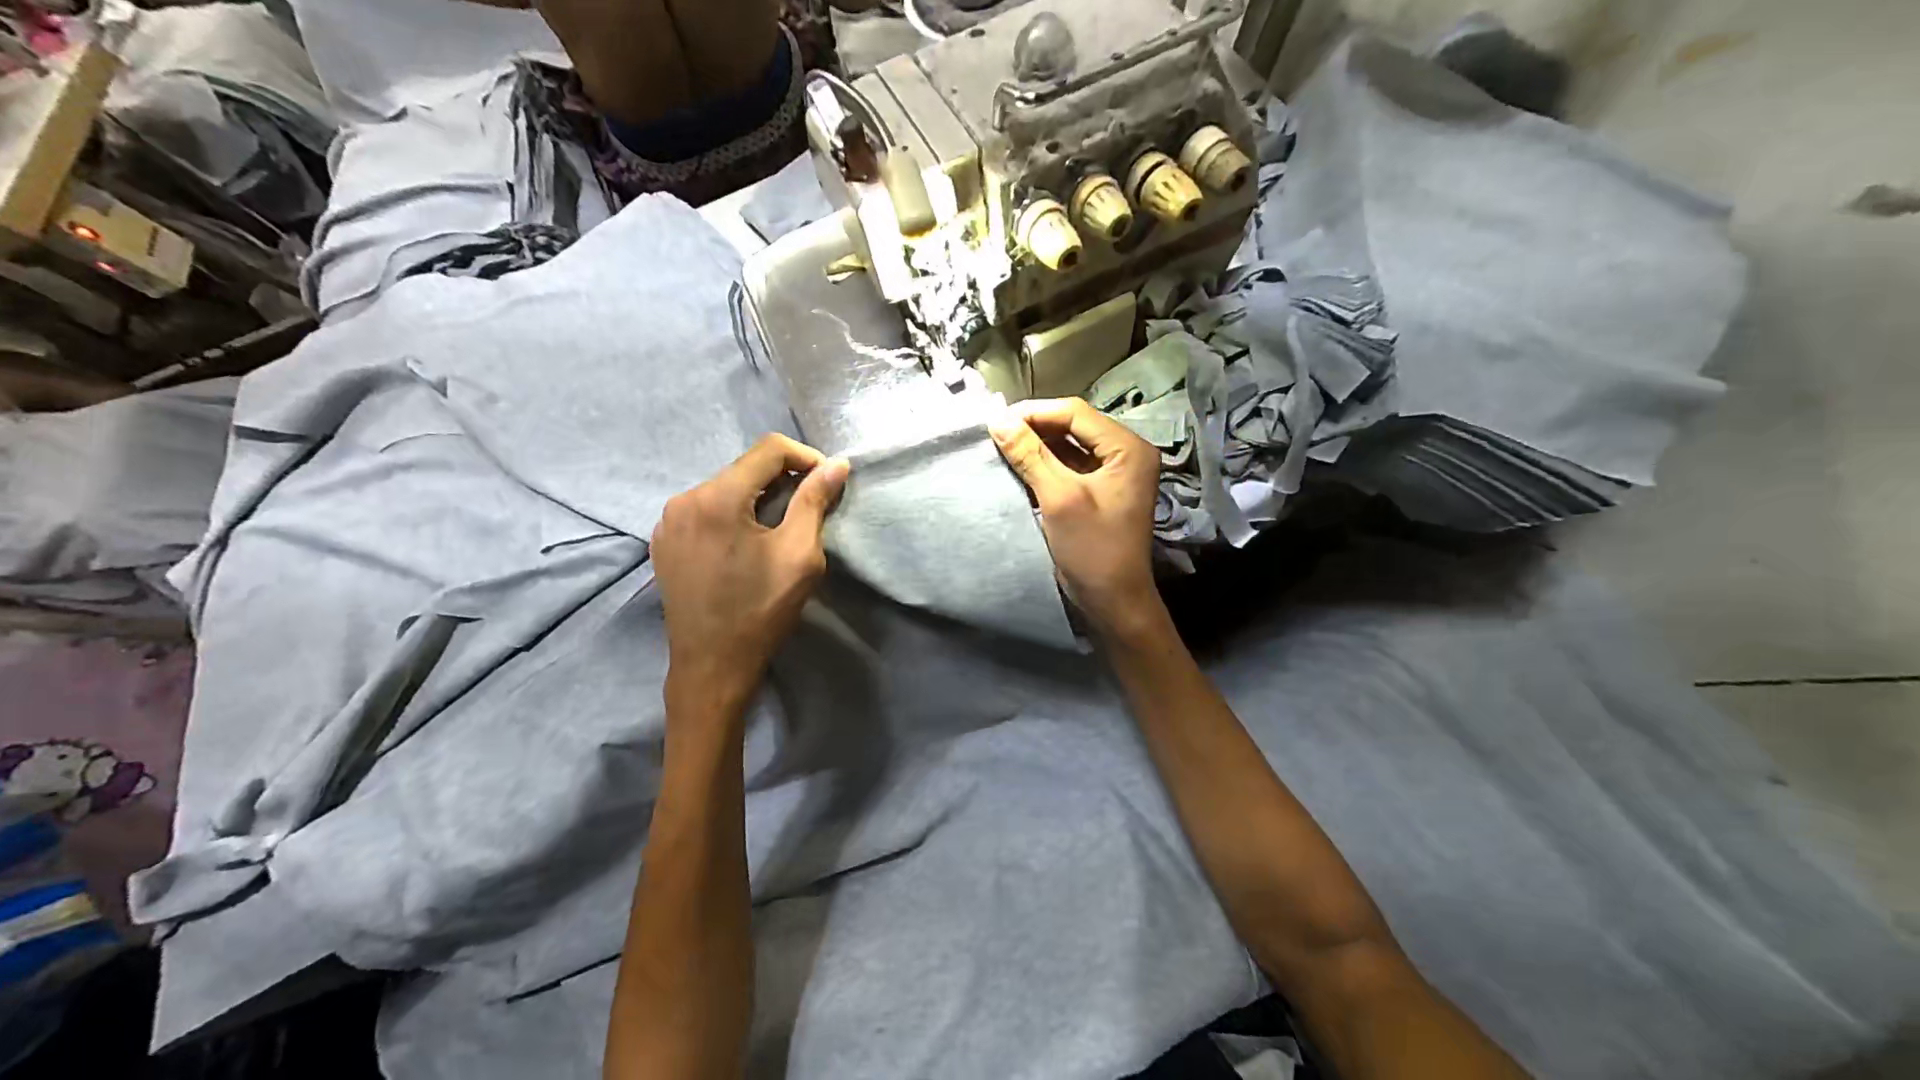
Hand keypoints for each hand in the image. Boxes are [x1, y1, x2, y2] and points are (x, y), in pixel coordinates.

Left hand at [652, 434, 849, 717]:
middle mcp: (684, 499)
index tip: (827, 481)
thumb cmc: (761, 611)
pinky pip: (704, 509)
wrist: (711, 665)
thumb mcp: (800, 555)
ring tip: (778, 526)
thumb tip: (836, 464)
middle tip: (808, 505)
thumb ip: (815, 501)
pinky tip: (745, 542)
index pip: (768, 449)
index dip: (805, 457)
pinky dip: (731, 513)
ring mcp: (667, 520)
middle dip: (781, 478)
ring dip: (756, 496)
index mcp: (717, 498)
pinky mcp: (663, 540)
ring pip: (723, 487)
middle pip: (744, 467)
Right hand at [989, 398, 1163, 635]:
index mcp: (1127, 448)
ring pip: (1066, 447)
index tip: (996, 421)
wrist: (1113, 601)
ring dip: (1034, 446)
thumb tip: (997, 419)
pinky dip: (1041, 466)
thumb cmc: (1093, 548)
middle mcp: (1124, 453)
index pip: (1075, 413)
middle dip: (1032, 428)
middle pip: (1071, 427)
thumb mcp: (1059, 497)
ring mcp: (1111, 473)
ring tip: (999, 447)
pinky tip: (1015, 466)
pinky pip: (1067, 467)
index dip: (1034, 412)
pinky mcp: (1097, 492)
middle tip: (994, 433)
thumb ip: (1029, 454)